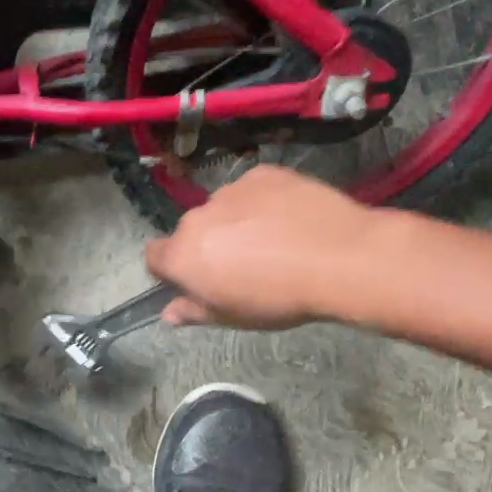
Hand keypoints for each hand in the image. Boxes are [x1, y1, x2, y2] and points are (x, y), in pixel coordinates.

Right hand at [144, 165, 392, 330]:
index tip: (194, 281)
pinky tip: (288, 220)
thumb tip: (168, 312)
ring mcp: (231, 191)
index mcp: (182, 256)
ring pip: (221, 210)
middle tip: (240, 265)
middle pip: (190, 232)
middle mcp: (197, 218)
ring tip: (271, 241)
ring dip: (233, 223)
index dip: (170, 270)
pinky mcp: (263, 174)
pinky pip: (252, 190)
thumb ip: (193, 312)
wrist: (338, 258)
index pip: (153, 256)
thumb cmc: (277, 298)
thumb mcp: (231, 317)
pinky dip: (261, 203)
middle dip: (206, 246)